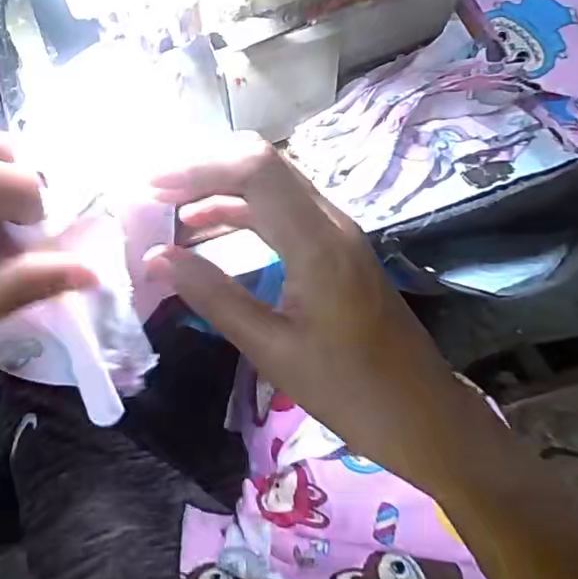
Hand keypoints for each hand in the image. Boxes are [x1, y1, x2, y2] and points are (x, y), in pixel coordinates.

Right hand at [145, 135, 493, 487]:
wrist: (426, 416)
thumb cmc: (349, 391)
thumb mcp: (271, 349)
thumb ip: (212, 295)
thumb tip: (154, 257)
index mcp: (317, 243)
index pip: (253, 171)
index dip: (197, 169)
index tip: (151, 188)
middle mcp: (330, 221)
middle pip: (262, 163)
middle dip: (203, 170)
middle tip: (155, 196)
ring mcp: (337, 231)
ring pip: (270, 183)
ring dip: (218, 189)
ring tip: (169, 213)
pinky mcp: (336, 246)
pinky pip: (280, 209)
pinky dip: (239, 210)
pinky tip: (206, 232)